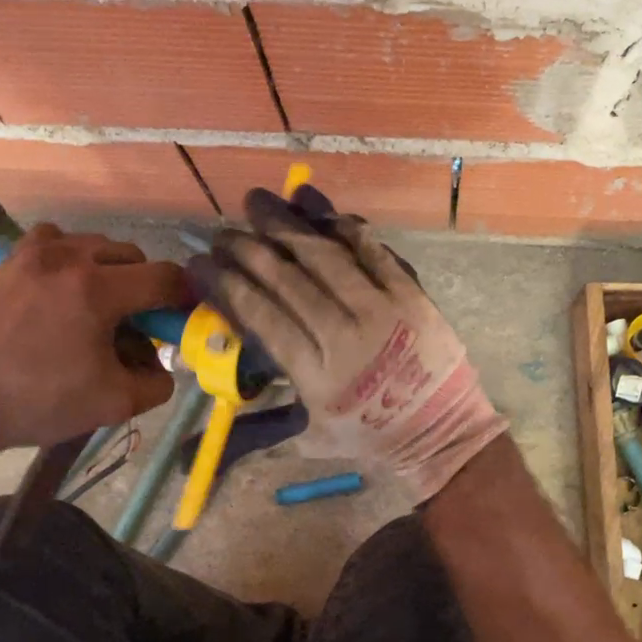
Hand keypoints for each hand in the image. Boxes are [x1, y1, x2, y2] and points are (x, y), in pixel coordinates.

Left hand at [0, 225, 185, 451]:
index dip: (185, 299)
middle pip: (134, 257)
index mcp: (98, 289)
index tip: (185, 320)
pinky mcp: (11, 259)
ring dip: (112, 273)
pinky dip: (75, 262)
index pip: (166, 277)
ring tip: (101, 312)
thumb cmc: (37, 402)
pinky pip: (60, 244)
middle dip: (146, 288)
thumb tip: (162, 363)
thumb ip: (157, 381)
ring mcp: (35, 253)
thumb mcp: (115, 403)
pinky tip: (67, 293)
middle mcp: (69, 257)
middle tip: (138, 327)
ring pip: (98, 246)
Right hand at [214, 190, 506, 500]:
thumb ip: (262, 420)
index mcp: (315, 375)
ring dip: (289, 225)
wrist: (441, 436)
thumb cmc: (371, 439)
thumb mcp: (311, 437)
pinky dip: (348, 230)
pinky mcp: (413, 297)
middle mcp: (345, 337)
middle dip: (249, 249)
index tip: (201, 263)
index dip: (227, 285)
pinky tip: (322, 214)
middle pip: (288, 279)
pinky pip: (375, 254)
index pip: (261, 316)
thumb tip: (202, 420)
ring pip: (327, 257)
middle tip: (224, 231)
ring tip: (259, 203)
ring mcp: (383, 312)